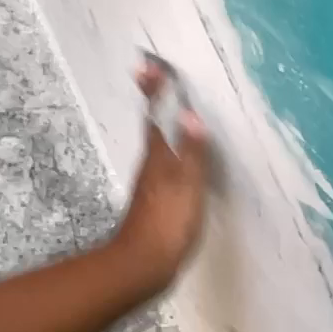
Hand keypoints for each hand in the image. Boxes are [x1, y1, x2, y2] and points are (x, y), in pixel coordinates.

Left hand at [110, 56, 210, 278]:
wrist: (140, 267)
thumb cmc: (167, 225)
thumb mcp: (187, 188)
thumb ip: (191, 153)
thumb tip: (192, 114)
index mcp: (159, 157)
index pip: (157, 115)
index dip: (155, 91)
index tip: (147, 65)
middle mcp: (151, 165)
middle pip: (153, 124)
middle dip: (155, 99)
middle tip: (152, 74)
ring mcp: (151, 184)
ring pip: (155, 142)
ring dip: (160, 121)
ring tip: (168, 108)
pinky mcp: (155, 201)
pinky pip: (162, 162)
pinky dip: (167, 147)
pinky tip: (175, 156)